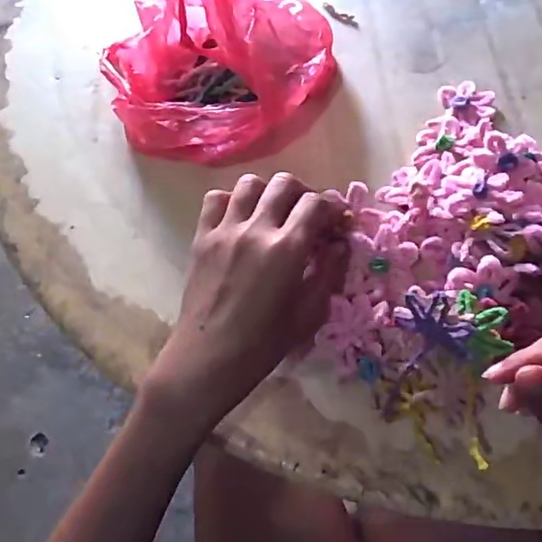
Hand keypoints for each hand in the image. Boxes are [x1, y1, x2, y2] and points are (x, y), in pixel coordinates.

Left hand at [144, 173, 346, 433]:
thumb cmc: (265, 343)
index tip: (337, 221)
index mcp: (288, 248)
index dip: (332, 207)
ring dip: (269, 192)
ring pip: (250, 184)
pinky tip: (241, 219)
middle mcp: (257, 229)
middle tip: (310, 215)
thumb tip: (339, 244)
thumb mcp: (310, 313)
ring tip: (275, 213)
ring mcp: (225, 230)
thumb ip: (329, 272)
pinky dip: (233, 201)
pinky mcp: (202, 238)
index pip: (316, 204)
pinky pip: (216, 200)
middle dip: (305, 193)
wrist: (209, 357)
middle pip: (285, 184)